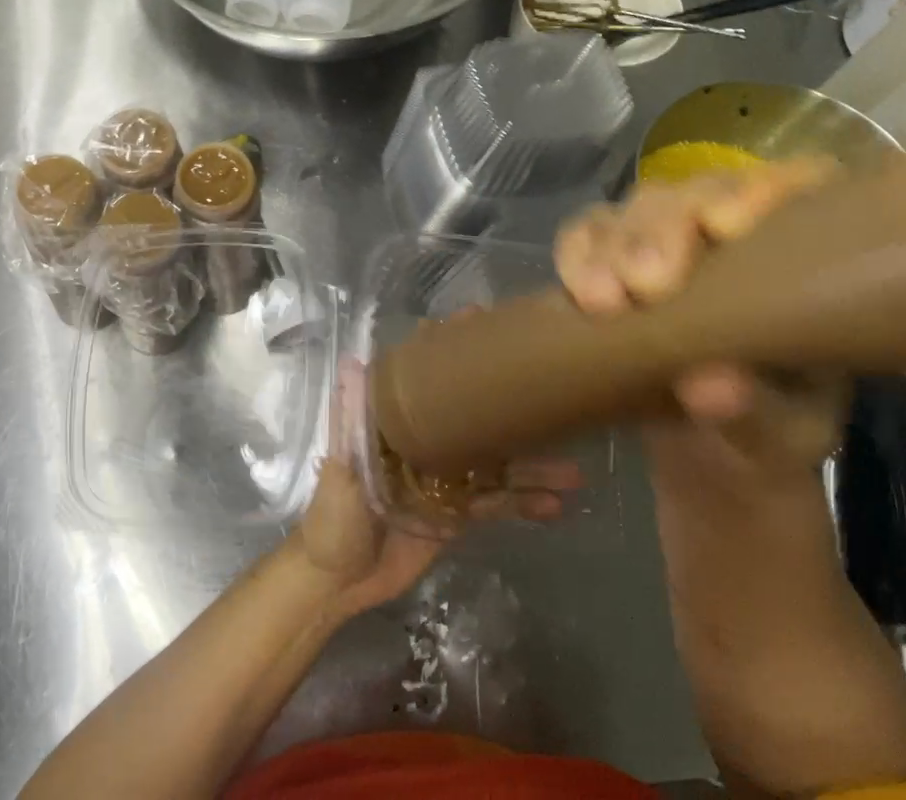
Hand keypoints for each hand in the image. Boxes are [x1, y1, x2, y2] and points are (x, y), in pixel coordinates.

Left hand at [290, 362, 583, 619]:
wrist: (337, 583)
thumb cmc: (331, 520)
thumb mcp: (339, 469)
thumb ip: (350, 422)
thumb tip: (352, 361)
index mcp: (394, 429)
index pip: (427, 382)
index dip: (452, 352)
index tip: (485, 322)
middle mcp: (423, 447)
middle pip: (474, 422)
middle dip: (512, 415)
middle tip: (557, 402)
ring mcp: (444, 481)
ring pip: (495, 465)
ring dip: (532, 467)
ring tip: (574, 471)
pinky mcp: (457, 517)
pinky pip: (496, 504)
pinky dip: (524, 504)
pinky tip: (556, 506)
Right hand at [553, 158, 850, 492]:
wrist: (709, 463)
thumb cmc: (767, 442)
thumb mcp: (780, 440)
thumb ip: (753, 414)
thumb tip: (708, 387)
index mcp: (801, 263)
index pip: (797, 190)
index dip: (764, 187)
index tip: (728, 228)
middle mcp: (732, 240)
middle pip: (696, 193)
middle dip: (663, 229)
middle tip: (648, 288)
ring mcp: (667, 250)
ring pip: (634, 211)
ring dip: (611, 247)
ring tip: (602, 303)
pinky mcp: (611, 270)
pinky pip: (586, 238)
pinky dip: (576, 256)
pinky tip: (575, 295)